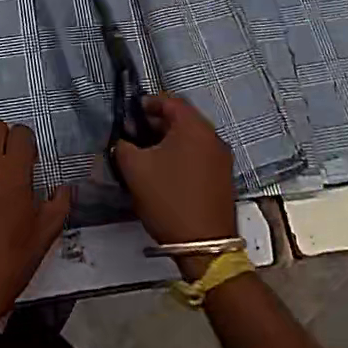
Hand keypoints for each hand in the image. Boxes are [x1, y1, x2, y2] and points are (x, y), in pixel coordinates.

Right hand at [113, 94, 238, 274]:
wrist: (204, 246)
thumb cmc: (168, 199)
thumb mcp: (135, 169)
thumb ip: (123, 146)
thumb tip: (124, 140)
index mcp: (194, 127)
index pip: (170, 101)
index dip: (148, 103)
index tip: (131, 113)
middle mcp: (213, 137)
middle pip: (182, 119)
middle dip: (156, 123)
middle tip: (135, 135)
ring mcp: (222, 159)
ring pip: (191, 138)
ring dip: (169, 141)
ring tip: (147, 155)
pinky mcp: (224, 178)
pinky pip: (199, 155)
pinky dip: (182, 155)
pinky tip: (165, 172)